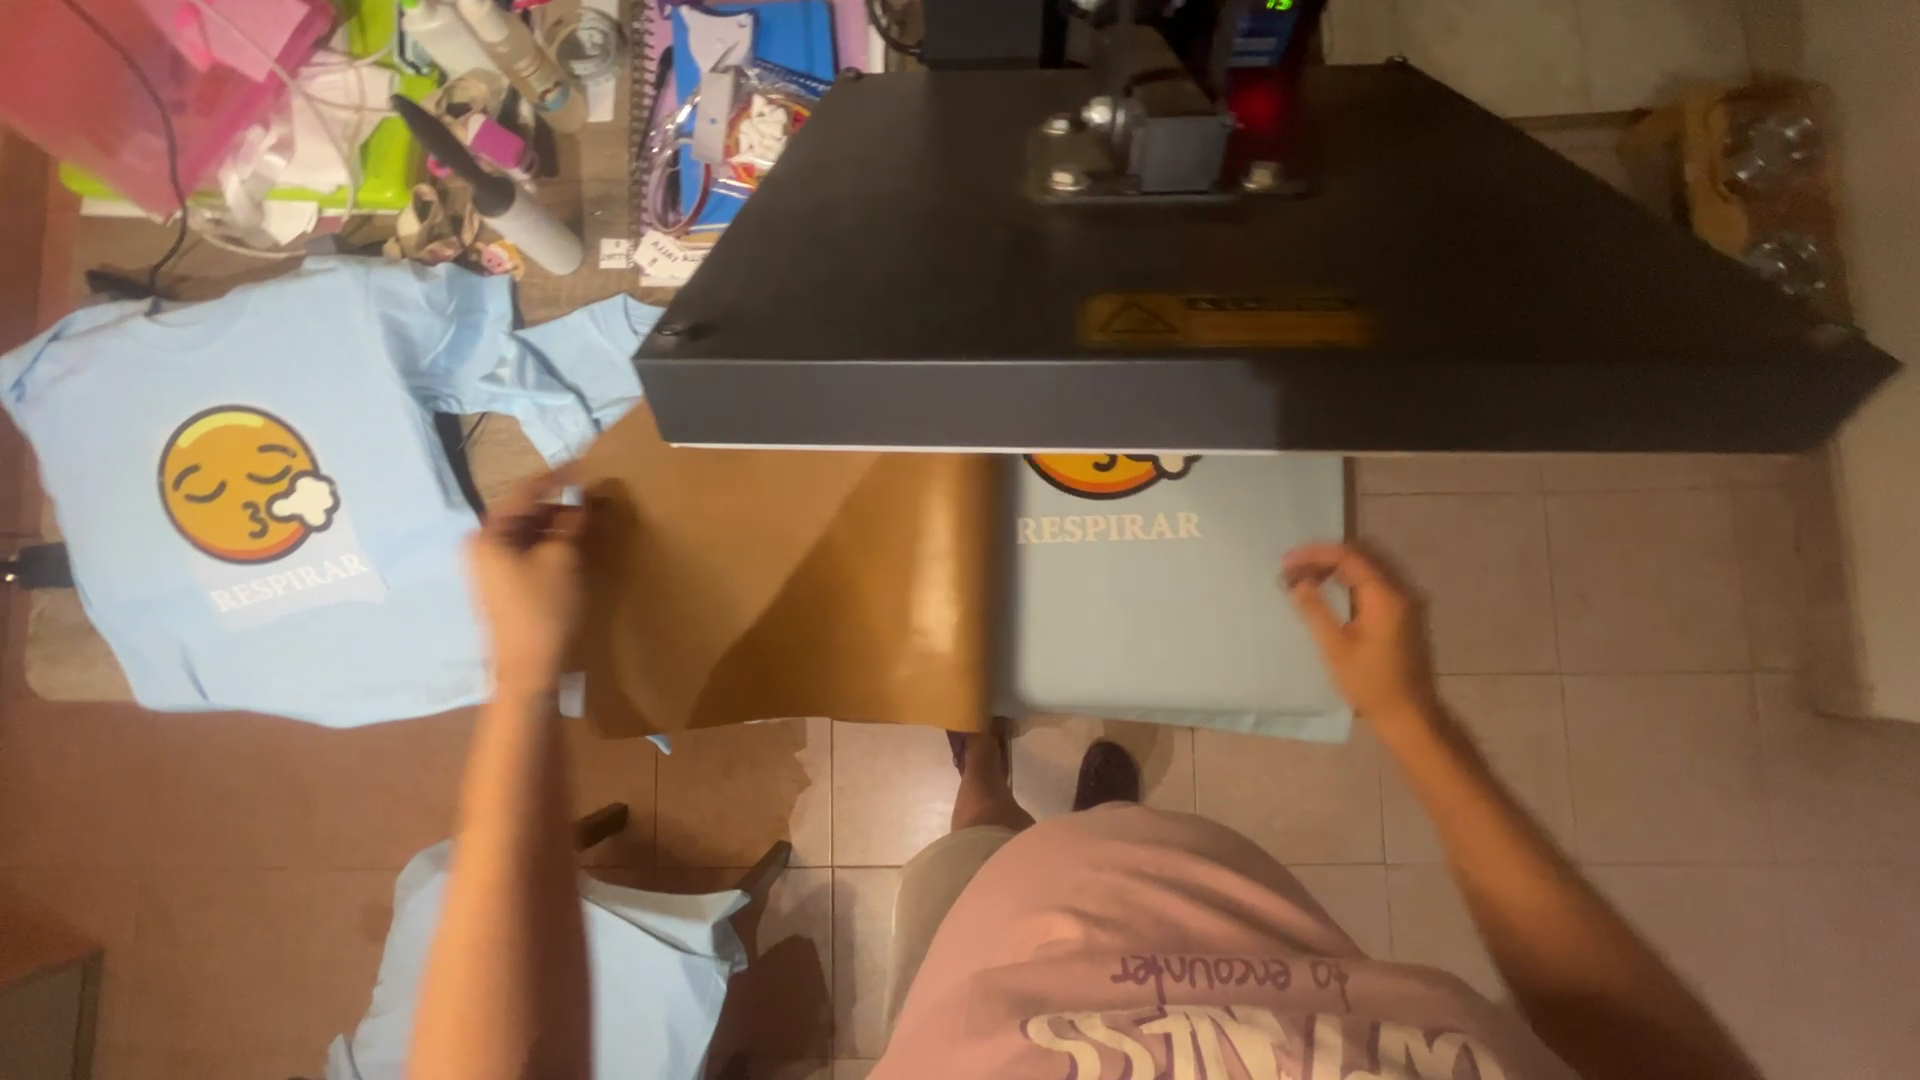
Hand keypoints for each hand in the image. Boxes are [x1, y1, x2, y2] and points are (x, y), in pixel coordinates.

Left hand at [466, 467, 587, 699]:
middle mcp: (481, 546)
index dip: (557, 477)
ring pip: (529, 533)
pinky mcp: (504, 585)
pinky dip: (551, 544)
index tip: (583, 463)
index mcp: (487, 534)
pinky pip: (528, 551)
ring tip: (588, 518)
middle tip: (591, 495)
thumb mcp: (563, 558)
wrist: (529, 668)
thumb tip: (580, 497)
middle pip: (525, 512)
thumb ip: (571, 522)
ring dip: (557, 524)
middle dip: (558, 503)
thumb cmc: (544, 609)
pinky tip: (574, 544)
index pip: (525, 492)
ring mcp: (490, 567)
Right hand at [1282, 543, 1440, 724]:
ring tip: (1307, 577)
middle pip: (1362, 555)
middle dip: (1325, 556)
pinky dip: (1351, 578)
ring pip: (1370, 566)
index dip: (1315, 554)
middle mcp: (1402, 591)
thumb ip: (1315, 609)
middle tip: (1295, 568)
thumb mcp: (1335, 646)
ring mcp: (1407, 602)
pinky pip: (1376, 581)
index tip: (1287, 562)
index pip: (1349, 557)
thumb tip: (1296, 582)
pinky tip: (1330, 590)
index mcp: (1386, 597)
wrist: (1409, 713)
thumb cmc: (1369, 682)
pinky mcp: (1405, 613)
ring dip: (1337, 566)